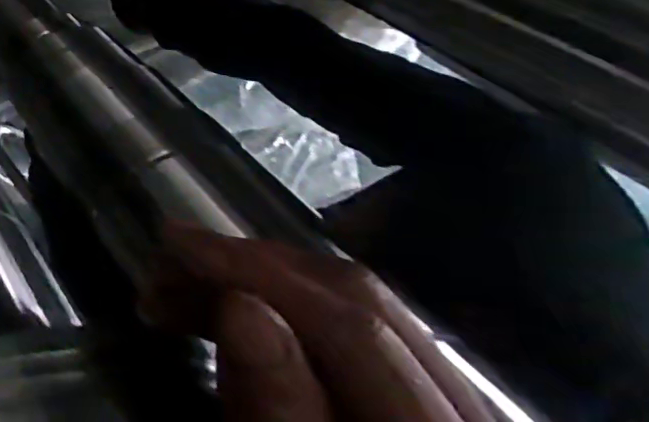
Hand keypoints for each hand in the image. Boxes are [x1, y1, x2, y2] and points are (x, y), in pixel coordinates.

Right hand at [144, 223, 496, 421]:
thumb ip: (276, 410)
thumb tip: (241, 304)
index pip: (353, 333)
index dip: (258, 272)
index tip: (173, 244)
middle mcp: (477, 421)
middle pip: (363, 302)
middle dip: (253, 265)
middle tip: (171, 263)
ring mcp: (470, 412)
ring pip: (364, 303)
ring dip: (264, 279)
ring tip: (189, 289)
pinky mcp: (444, 406)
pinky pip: (367, 328)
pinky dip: (293, 304)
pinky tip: (240, 311)